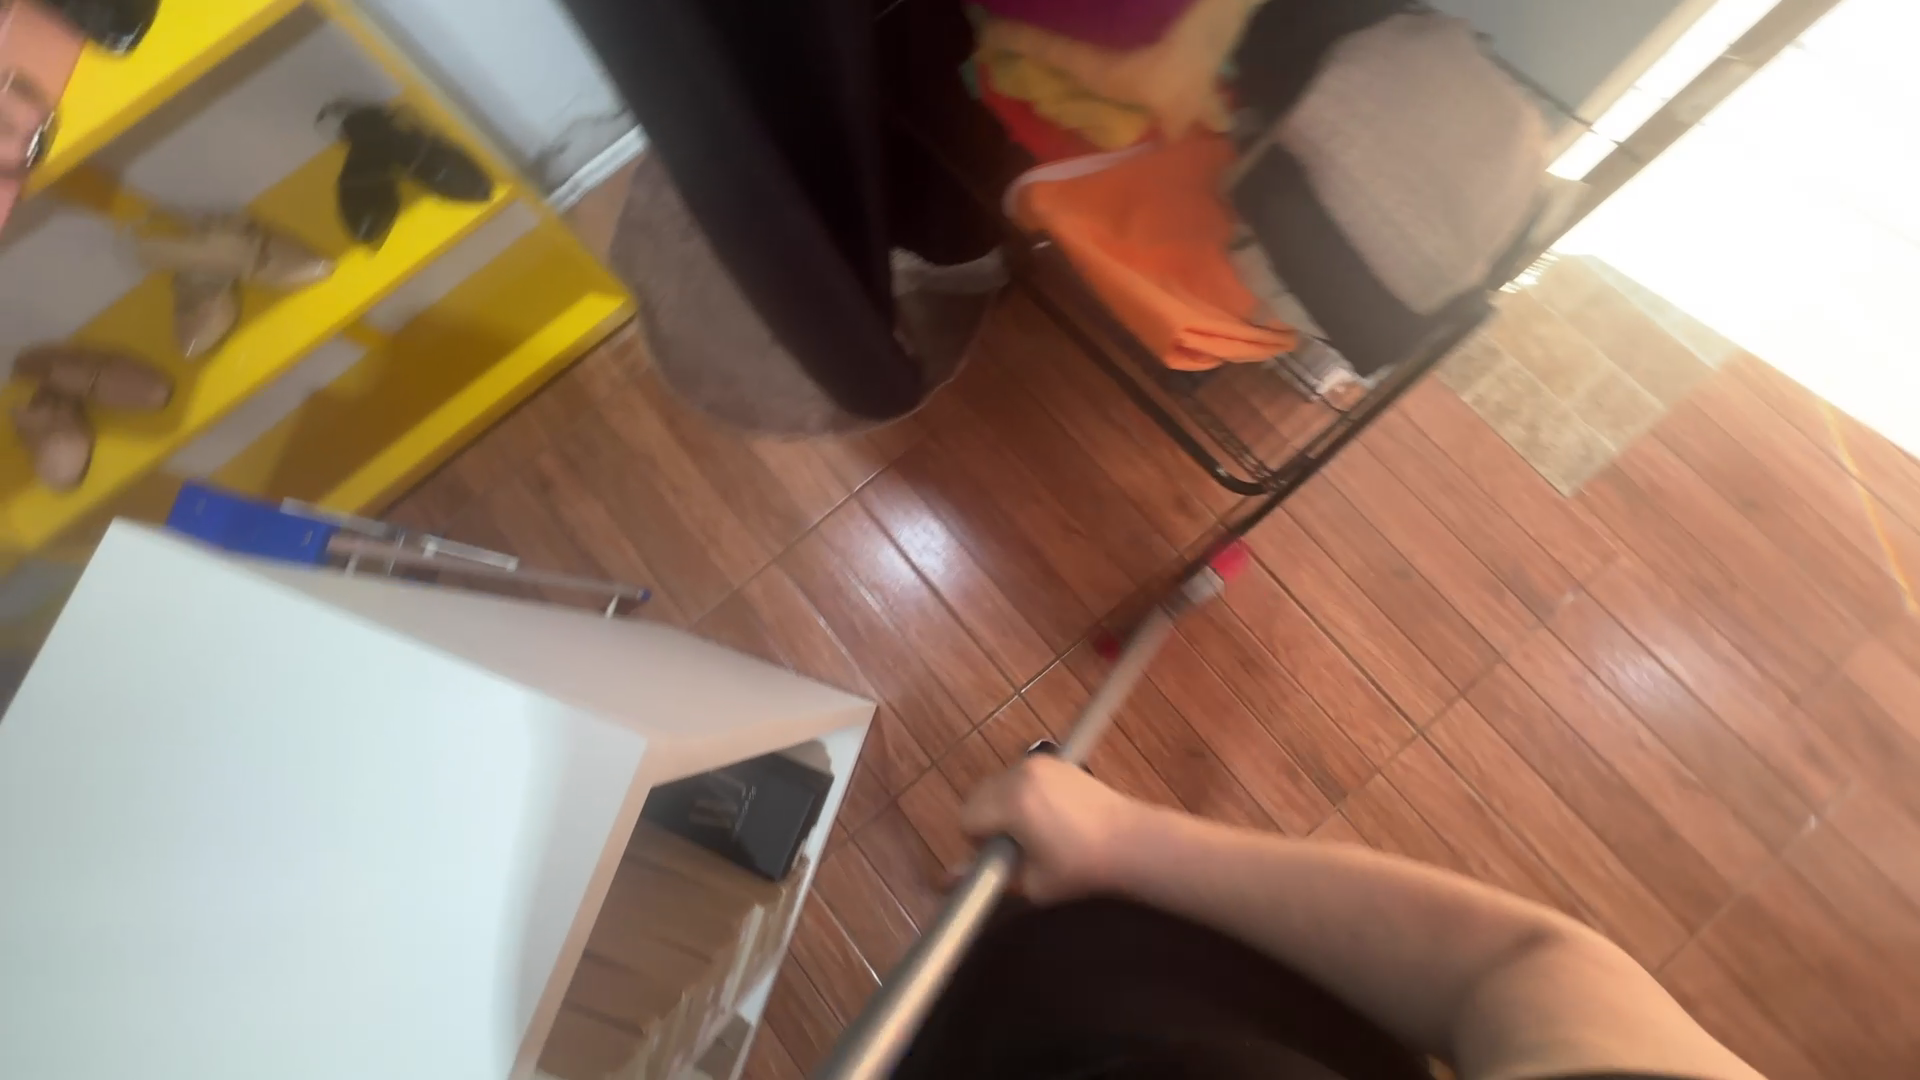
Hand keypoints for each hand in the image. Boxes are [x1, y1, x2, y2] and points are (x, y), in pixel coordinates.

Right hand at [958, 755, 1153, 903]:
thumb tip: (947, 880)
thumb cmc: (1080, 868)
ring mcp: (1038, 763)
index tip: (1002, 856)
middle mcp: (1019, 774)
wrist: (1130, 841)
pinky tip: (1048, 815)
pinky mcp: (1053, 761)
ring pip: (998, 785)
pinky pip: (1019, 776)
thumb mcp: (1032, 882)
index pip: (967, 816)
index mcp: (1010, 802)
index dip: (978, 841)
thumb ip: (990, 875)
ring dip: (1003, 805)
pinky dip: (1022, 792)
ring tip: (1035, 830)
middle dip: (988, 820)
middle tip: (1016, 846)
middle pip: (979, 796)